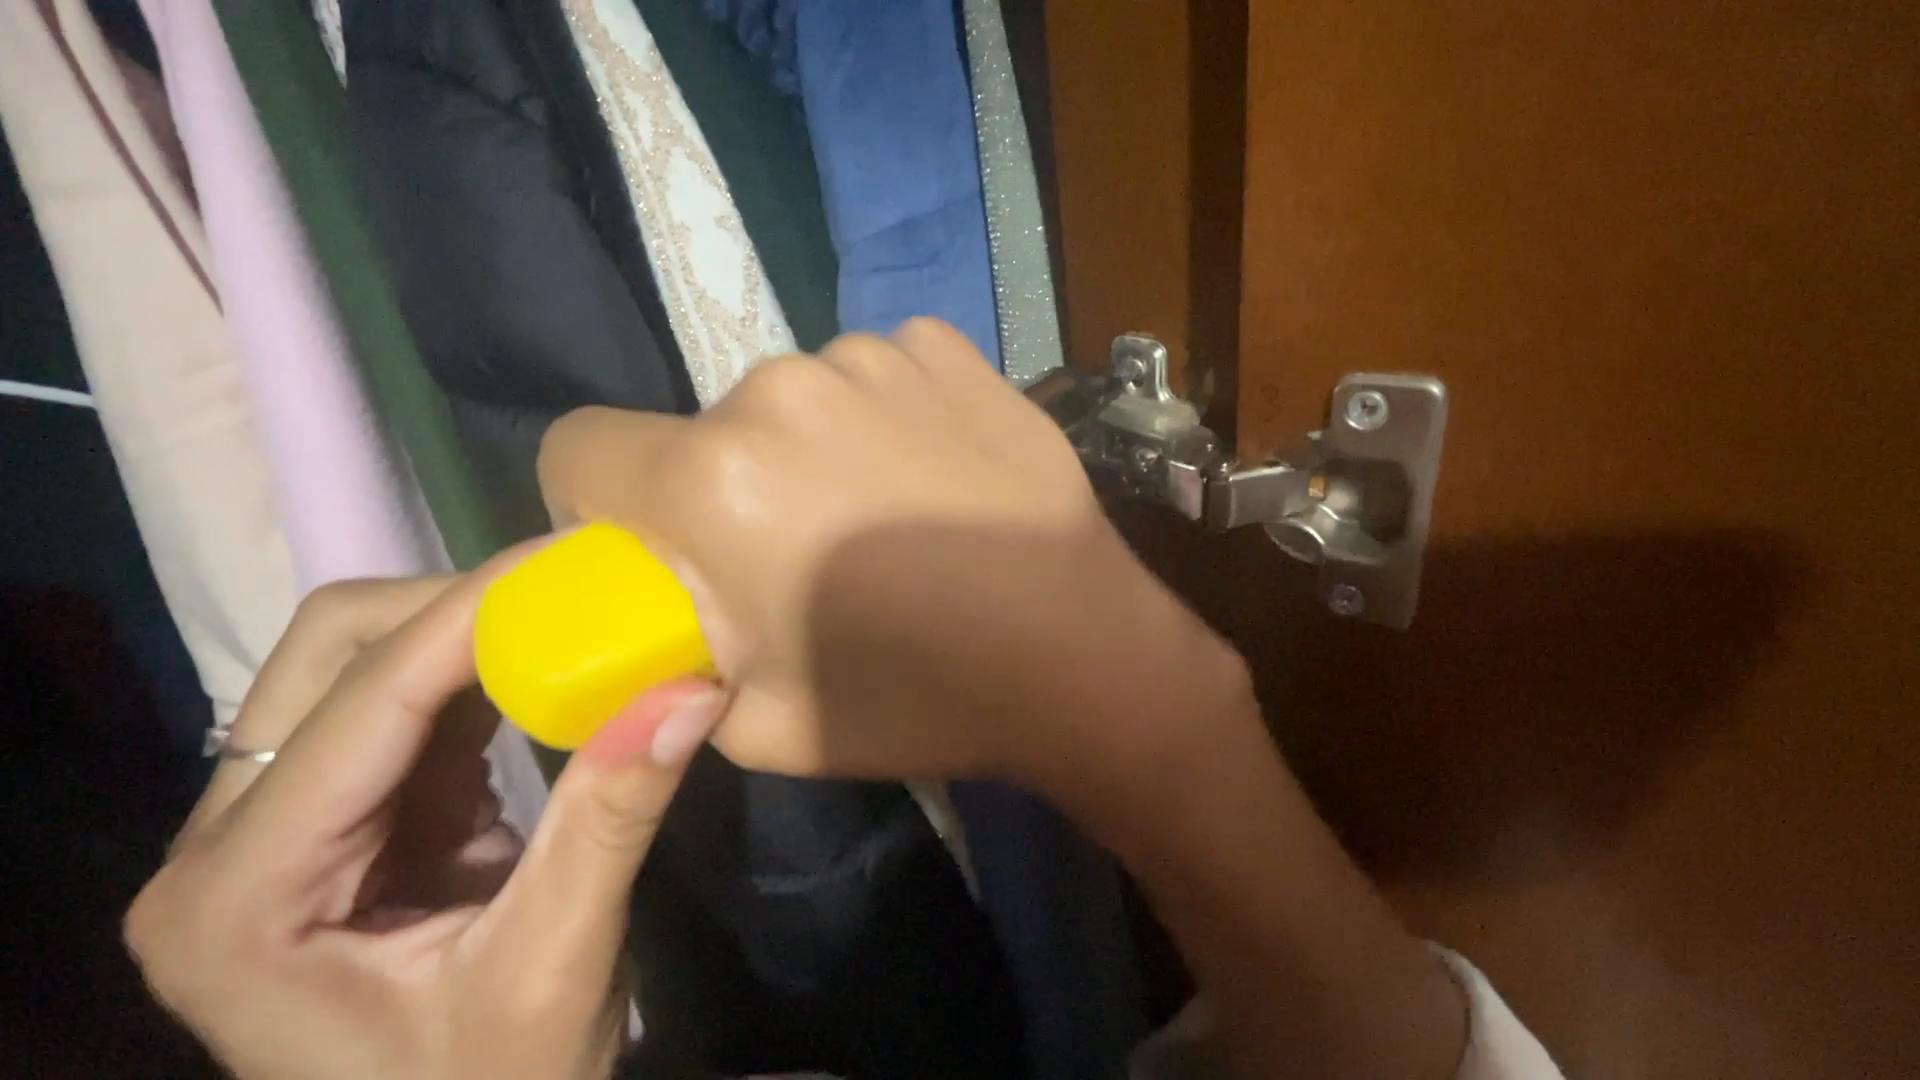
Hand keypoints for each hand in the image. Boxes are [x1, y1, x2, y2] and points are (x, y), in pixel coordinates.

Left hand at [125, 551, 726, 1079]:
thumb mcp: (555, 964)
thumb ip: (612, 817)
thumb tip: (693, 687)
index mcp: (241, 895)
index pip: (364, 703)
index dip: (471, 616)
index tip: (571, 562)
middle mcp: (228, 841)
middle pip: (329, 655)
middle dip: (455, 606)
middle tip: (572, 592)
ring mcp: (284, 823)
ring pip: (364, 662)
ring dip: (473, 629)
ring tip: (572, 612)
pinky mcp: (351, 815)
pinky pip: (409, 705)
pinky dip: (484, 671)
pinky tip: (550, 661)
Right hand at [537, 319, 1244, 809]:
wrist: (1077, 651)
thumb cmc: (917, 698)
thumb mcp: (759, 722)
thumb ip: (674, 657)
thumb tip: (657, 615)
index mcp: (713, 479)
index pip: (578, 447)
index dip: (600, 505)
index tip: (662, 548)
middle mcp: (779, 389)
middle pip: (701, 430)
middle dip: (726, 489)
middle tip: (799, 555)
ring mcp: (873, 356)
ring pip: (793, 399)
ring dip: (811, 451)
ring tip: (886, 519)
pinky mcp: (947, 348)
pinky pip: (876, 373)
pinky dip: (885, 419)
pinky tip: (936, 477)